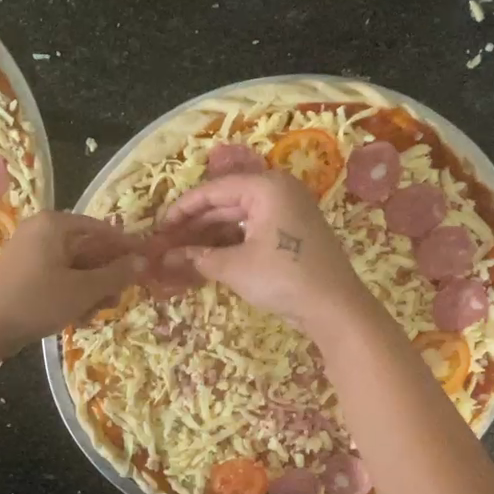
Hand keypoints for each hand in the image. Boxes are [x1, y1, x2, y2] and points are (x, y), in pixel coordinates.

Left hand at [0, 211, 144, 356]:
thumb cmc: (37, 302)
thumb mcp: (83, 290)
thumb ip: (116, 274)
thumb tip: (144, 261)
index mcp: (54, 224)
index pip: (102, 230)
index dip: (126, 249)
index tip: (147, 265)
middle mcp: (40, 230)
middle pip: (87, 249)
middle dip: (104, 277)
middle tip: (117, 300)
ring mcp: (28, 250)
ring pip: (73, 266)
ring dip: (89, 290)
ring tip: (92, 315)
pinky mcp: (22, 272)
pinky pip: (56, 276)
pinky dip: (69, 293)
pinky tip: (76, 317)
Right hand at [161, 171, 368, 331]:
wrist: (333, 306)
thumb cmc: (282, 277)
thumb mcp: (234, 267)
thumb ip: (199, 257)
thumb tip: (170, 257)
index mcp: (266, 187)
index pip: (214, 189)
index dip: (183, 208)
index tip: (160, 226)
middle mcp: (278, 191)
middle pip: (226, 201)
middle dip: (195, 222)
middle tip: (167, 240)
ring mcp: (288, 211)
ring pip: (238, 216)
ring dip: (210, 233)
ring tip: (182, 249)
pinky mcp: (291, 232)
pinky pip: (252, 228)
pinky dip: (229, 240)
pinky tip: (208, 255)